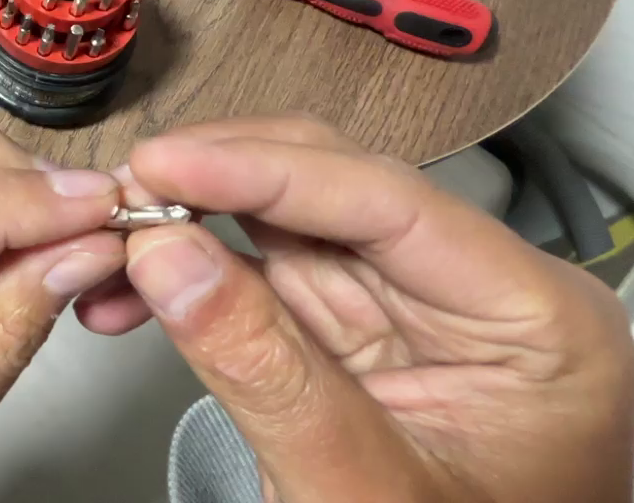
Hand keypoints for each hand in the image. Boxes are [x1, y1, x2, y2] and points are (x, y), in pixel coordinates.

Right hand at [78, 117, 633, 501]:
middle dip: (209, 179)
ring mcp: (384, 287)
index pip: (384, 200)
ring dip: (177, 214)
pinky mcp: (323, 307)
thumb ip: (265, 372)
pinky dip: (175, 264)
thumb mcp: (359, 498)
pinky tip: (123, 287)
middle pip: (319, 180)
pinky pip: (235, 258)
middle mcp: (455, 276)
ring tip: (106, 236)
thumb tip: (159, 249)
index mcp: (527, 316)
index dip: (260, 171)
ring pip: (263, 206)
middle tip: (119, 195)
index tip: (156, 164)